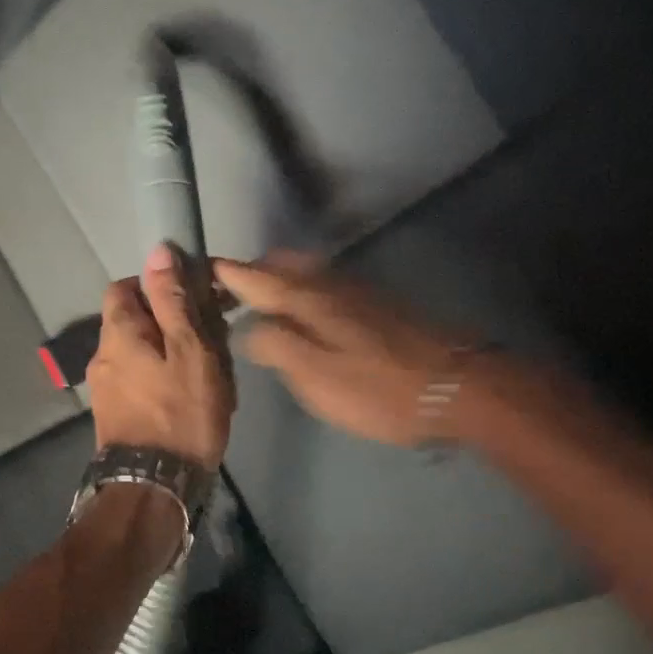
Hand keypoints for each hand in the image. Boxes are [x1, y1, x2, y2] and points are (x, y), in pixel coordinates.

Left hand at [87, 244, 234, 468]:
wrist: (155, 488)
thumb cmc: (180, 412)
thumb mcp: (189, 349)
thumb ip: (173, 300)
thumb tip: (158, 250)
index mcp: (118, 332)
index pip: (125, 286)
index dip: (157, 285)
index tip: (192, 300)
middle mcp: (102, 355)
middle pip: (136, 321)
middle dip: (173, 325)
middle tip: (212, 343)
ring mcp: (105, 389)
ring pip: (142, 354)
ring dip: (173, 356)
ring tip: (210, 376)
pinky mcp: (115, 416)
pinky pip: (141, 382)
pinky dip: (164, 381)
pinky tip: (192, 401)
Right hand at [213, 253, 463, 446]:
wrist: (455, 387)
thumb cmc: (378, 388)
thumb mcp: (315, 376)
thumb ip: (275, 346)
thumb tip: (247, 327)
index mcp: (308, 298)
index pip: (254, 276)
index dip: (225, 273)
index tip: (197, 269)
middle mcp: (330, 284)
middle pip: (281, 265)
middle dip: (252, 272)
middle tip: (227, 293)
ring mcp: (358, 292)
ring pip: (306, 272)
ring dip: (278, 279)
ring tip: (259, 304)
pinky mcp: (378, 306)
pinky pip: (326, 286)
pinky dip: (304, 291)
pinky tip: (305, 316)